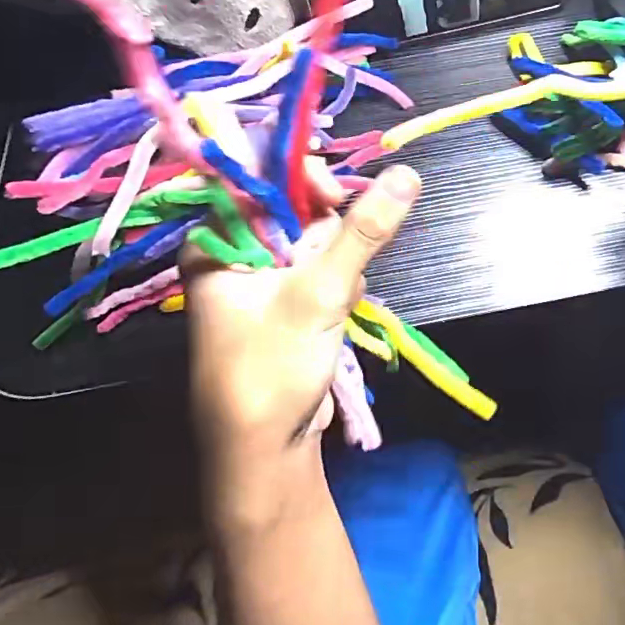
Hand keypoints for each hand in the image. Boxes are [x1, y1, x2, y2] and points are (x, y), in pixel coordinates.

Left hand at [183, 163, 421, 527]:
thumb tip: (407, 173)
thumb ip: (363, 231)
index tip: (335, 194)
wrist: (266, 450)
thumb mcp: (319, 294)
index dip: (298, 175)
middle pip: (293, 205)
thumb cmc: (272, 368)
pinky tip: (340, 311)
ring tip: (337, 301)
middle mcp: (235, 250)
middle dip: (327, 232)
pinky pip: (322, 266)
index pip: (256, 177)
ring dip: (338, 263)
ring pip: (316, 236)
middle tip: (341, 263)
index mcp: (217, 239)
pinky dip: (338, 283)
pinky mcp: (288, 297)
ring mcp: (263, 274)